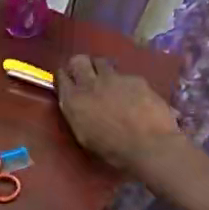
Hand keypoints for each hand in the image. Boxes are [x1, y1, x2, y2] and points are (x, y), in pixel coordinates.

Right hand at [58, 55, 184, 170]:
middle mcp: (90, 84)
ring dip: (102, 70)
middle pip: (79, 61)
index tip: (67, 80)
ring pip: (102, 63)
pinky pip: (126, 76)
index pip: (61, 77)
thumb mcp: (83, 134)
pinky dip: (126, 84)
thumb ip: (77, 113)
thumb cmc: (111, 148)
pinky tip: (134, 97)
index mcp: (73, 100)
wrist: (148, 145)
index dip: (64, 77)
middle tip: (85, 75)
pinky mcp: (136, 79)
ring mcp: (114, 78)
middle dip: (80, 65)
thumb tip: (77, 105)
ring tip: (109, 83)